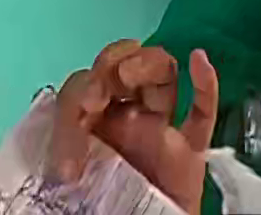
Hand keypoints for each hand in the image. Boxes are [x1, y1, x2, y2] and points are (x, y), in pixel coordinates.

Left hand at [50, 40, 218, 213]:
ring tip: (130, 78)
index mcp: (88, 127)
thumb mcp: (65, 203)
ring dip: (145, 65)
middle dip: (106, 69)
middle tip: (96, 98)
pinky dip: (205, 83)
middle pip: (119, 65)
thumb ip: (63, 176)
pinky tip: (199, 60)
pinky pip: (203, 111)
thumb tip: (55, 173)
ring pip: (161, 75)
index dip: (73, 102)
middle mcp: (122, 120)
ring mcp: (159, 131)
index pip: (80, 88)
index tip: (70, 139)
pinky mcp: (190, 153)